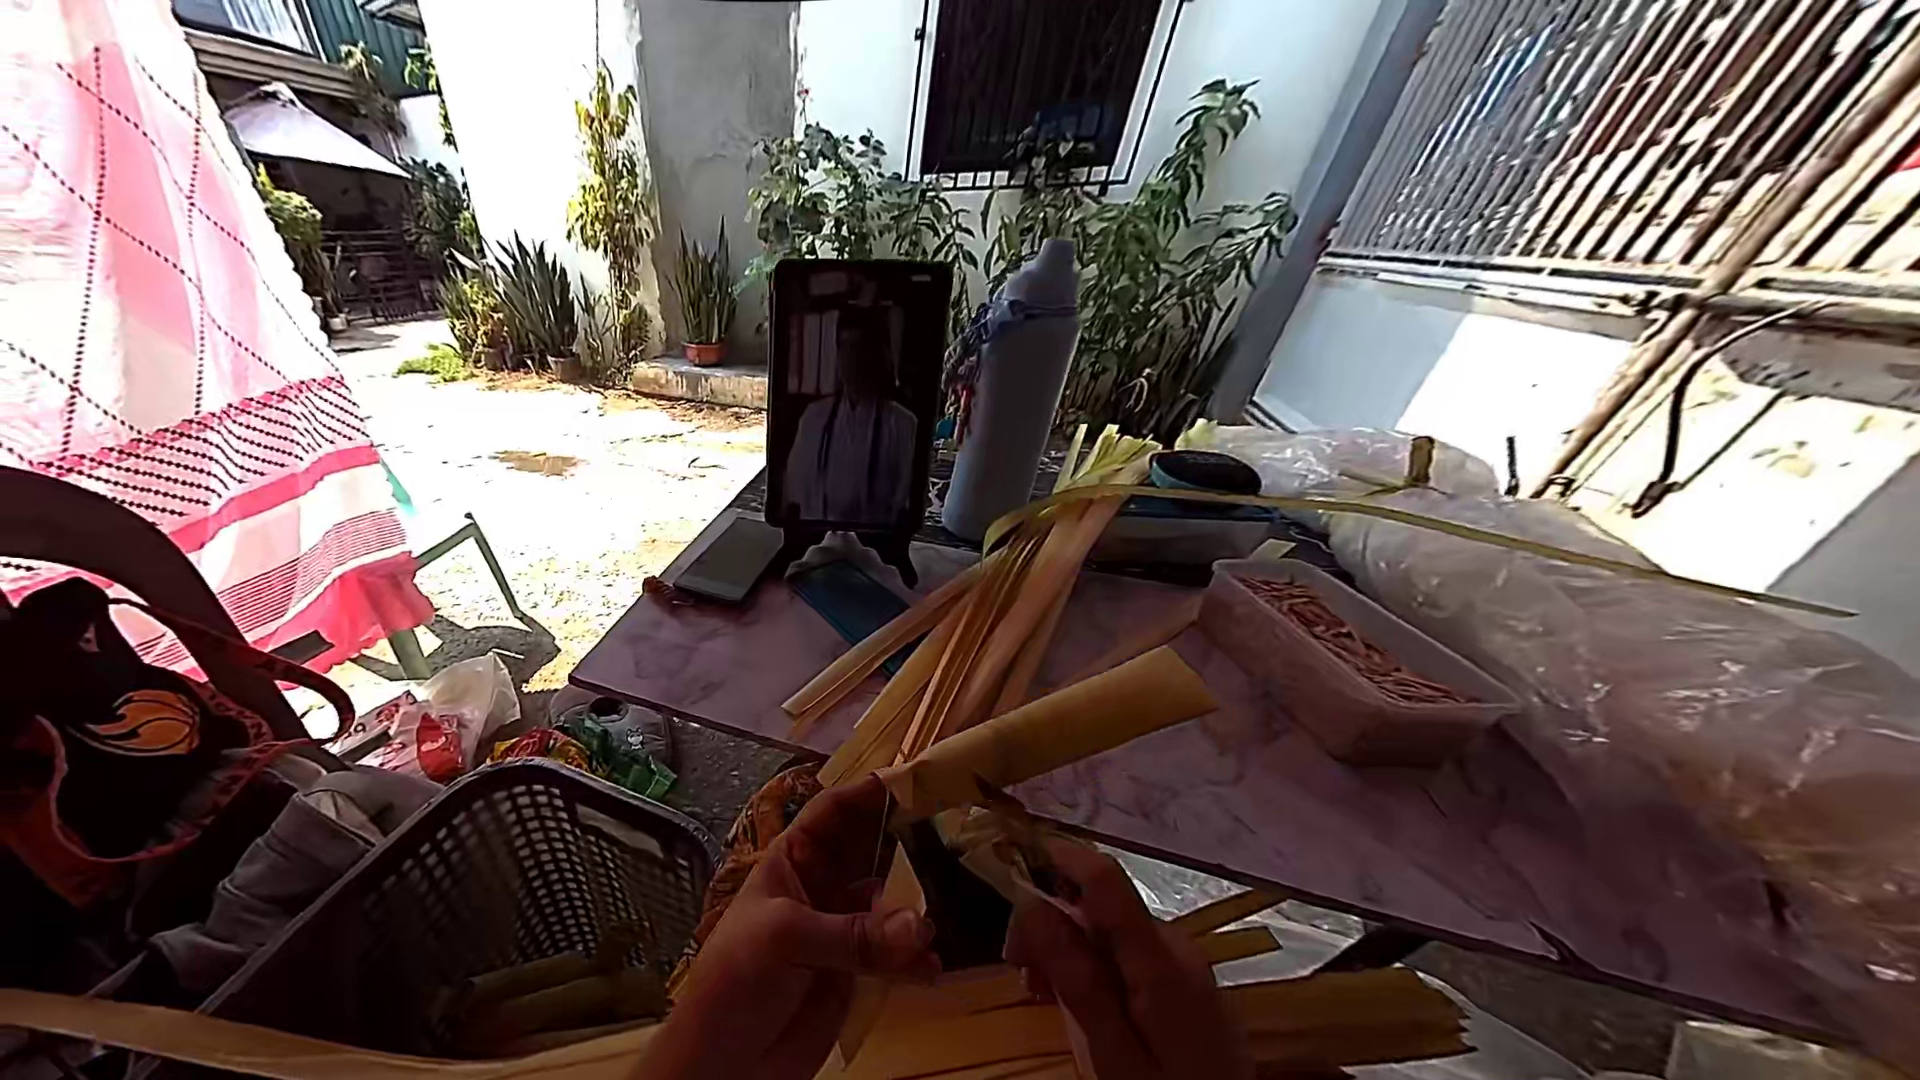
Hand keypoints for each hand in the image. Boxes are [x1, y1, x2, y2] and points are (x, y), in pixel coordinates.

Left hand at [635, 775, 938, 1079]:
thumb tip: (921, 925)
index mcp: (794, 860)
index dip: (867, 792)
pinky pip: (895, 953)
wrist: (720, 1068)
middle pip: (870, 847)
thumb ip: (853, 933)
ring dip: (913, 906)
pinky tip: (929, 964)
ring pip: (890, 899)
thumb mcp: (783, 940)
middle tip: (947, 827)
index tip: (910, 778)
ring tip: (933, 916)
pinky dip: (914, 957)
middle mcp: (823, 884)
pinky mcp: (857, 970)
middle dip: (904, 838)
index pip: (834, 811)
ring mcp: (843, 927)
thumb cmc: (734, 980)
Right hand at [1004, 840, 1253, 1079]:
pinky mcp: (1181, 981)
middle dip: (1050, 920)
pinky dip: (1091, 964)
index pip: (1105, 878)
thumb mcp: (1113, 1057)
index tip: (1012, 866)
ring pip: (1107, 929)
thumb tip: (1031, 905)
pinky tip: (1072, 996)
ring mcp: (1181, 962)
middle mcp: (1173, 944)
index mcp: (1160, 958)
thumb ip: (1077, 981)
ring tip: (1038, 991)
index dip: (1058, 858)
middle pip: (1099, 905)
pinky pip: (1125, 953)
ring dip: (1066, 946)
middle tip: (1016, 966)